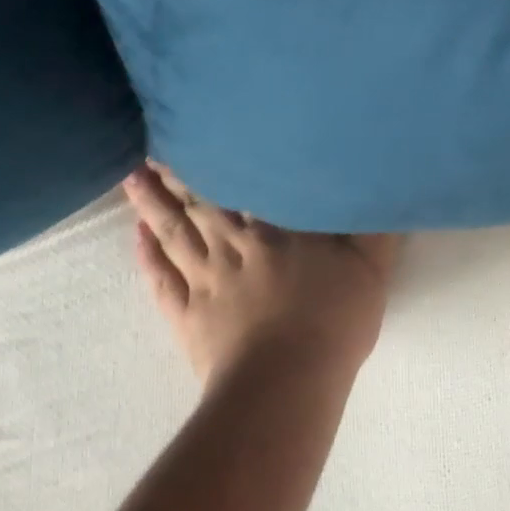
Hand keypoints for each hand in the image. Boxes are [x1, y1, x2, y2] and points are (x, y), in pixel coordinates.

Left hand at [125, 163, 402, 380]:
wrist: (286, 383)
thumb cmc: (335, 321)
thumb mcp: (373, 267)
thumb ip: (375, 225)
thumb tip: (377, 184)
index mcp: (279, 228)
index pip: (246, 182)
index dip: (223, 155)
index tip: (203, 127)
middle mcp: (235, 244)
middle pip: (200, 201)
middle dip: (176, 172)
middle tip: (151, 142)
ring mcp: (205, 280)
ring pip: (173, 232)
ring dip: (151, 204)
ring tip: (132, 175)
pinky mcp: (186, 316)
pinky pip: (161, 279)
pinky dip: (147, 255)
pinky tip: (138, 235)